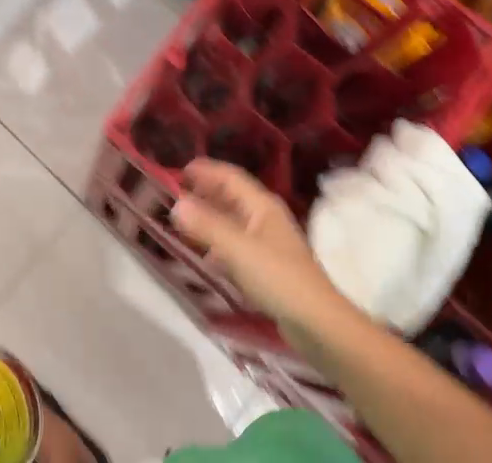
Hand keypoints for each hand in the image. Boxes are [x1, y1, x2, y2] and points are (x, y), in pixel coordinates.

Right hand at [170, 159, 347, 329]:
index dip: (207, 170)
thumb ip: (206, 226)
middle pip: (232, 197)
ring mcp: (267, 243)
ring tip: (184, 221)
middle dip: (205, 193)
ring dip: (209, 218)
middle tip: (175, 195)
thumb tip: (177, 204)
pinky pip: (236, 246)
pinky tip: (205, 254)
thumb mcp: (238, 249)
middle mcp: (265, 219)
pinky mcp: (266, 267)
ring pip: (233, 222)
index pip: (231, 177)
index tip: (179, 171)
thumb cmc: (278, 278)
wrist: (316, 322)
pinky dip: (218, 244)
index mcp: (262, 206)